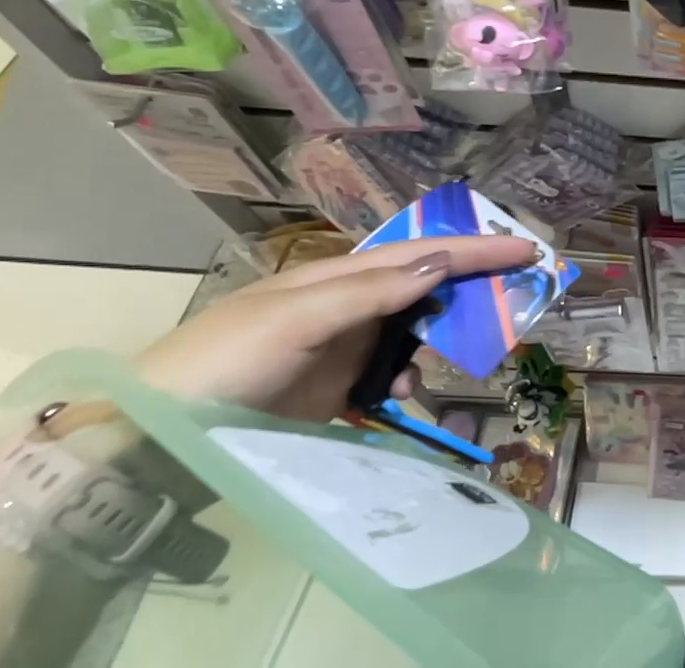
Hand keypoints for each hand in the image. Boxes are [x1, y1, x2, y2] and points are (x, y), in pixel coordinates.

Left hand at [133, 236, 538, 420]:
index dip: (476, 249)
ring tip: (447, 363)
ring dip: (437, 345)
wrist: (155, 436)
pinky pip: (390, 378)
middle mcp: (349, 305)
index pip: (422, 254)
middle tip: (517, 298)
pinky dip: (406, 384)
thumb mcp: (296, 318)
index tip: (528, 248)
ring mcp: (343, 348)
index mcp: (339, 277)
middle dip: (471, 290)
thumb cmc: (224, 361)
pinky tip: (402, 396)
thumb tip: (441, 263)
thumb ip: (369, 292)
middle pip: (426, 288)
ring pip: (414, 336)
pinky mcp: (334, 390)